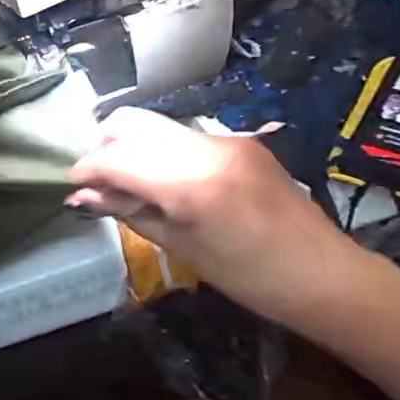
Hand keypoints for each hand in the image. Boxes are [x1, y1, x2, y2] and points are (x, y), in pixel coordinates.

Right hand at [68, 108, 380, 324]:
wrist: (326, 276)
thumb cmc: (248, 277)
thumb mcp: (178, 246)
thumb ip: (127, 211)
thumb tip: (82, 197)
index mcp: (188, 182)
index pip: (115, 157)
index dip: (86, 169)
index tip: (74, 185)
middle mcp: (204, 147)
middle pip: (130, 122)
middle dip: (104, 146)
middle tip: (100, 181)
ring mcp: (224, 139)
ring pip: (154, 125)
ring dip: (131, 146)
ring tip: (129, 183)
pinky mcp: (237, 141)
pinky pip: (182, 136)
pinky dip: (159, 151)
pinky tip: (163, 181)